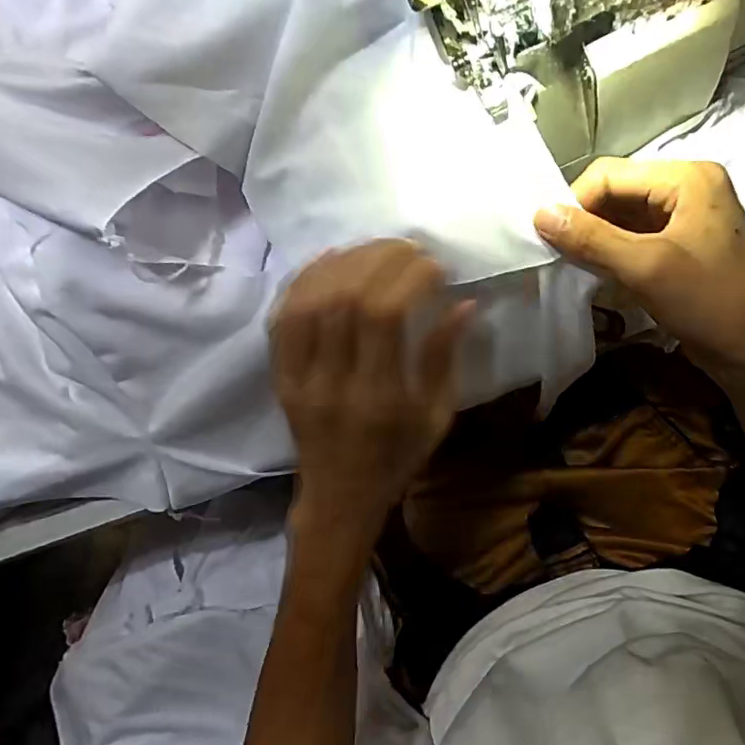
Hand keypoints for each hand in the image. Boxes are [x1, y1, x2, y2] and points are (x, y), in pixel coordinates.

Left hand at [271, 240, 473, 536]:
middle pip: (345, 299)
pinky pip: (282, 318)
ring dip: (344, 263)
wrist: (340, 496)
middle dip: (379, 259)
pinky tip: (330, 259)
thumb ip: (445, 360)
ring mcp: (299, 380)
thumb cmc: (398, 458)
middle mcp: (333, 384)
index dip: (410, 277)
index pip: (384, 316)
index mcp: (379, 399)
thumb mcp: (436, 417)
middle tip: (408, 247)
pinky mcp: (280, 377)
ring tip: (375, 248)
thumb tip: (464, 305)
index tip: (436, 265)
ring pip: (310, 301)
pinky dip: (304, 281)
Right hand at [534, 158, 744, 384]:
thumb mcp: (646, 268)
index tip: (546, 239)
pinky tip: (595, 274)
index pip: (610, 174)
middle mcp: (688, 188)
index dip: (575, 203)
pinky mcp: (683, 247)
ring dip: (597, 240)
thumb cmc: (709, 304)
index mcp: (687, 177)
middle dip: (585, 222)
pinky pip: (636, 239)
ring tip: (570, 266)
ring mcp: (687, 218)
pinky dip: (613, 255)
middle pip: (617, 193)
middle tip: (556, 255)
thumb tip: (539, 214)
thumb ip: (591, 239)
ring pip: (623, 218)